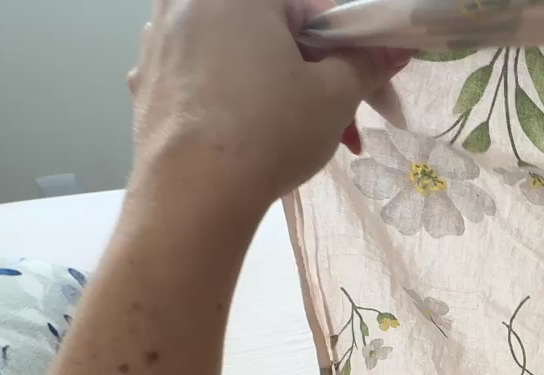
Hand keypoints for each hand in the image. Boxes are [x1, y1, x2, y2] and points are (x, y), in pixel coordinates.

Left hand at [128, 0, 408, 216]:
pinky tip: (247, 133)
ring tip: (298, 137)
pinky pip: (202, 75)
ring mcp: (160, 34)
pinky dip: (231, 97)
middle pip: (274, 33)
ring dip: (277, 88)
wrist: (197, 188)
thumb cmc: (273, 130)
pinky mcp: (148, 74)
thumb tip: (395, 47)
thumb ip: (366, 65)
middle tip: (342, 127)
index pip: (315, 10)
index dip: (350, 52)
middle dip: (315, 78)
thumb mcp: (335, 97)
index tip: (367, 91)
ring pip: (238, 53)